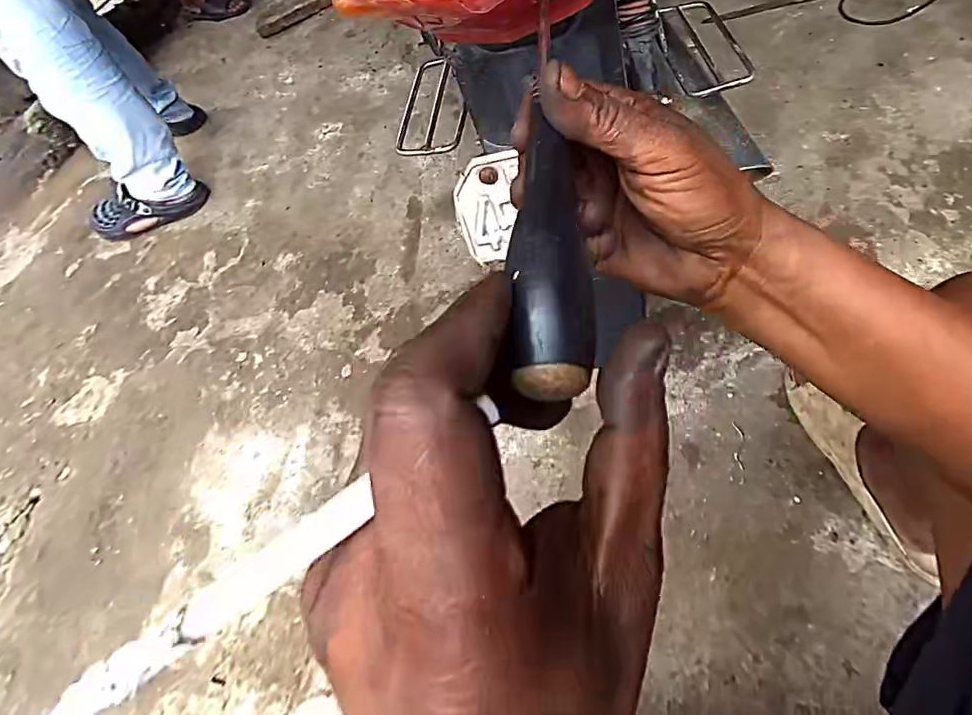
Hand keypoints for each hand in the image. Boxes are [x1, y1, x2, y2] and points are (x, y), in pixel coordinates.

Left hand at [303, 275, 671, 714]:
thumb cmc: (558, 702)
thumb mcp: (621, 581)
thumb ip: (633, 450)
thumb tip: (642, 345)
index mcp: (443, 581)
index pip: (417, 410)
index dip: (460, 330)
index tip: (512, 298)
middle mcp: (361, 565)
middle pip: (398, 401)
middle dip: (467, 344)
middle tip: (535, 348)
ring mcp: (333, 562)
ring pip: (391, 417)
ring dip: (457, 380)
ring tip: (524, 397)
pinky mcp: (329, 558)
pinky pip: (385, 451)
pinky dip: (441, 421)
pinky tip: (486, 442)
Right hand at [514, 61, 768, 307]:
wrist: (726, 261)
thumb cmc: (710, 195)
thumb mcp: (658, 147)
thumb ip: (602, 117)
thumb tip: (554, 77)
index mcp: (618, 120)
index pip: (563, 102)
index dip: (539, 113)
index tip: (527, 132)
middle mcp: (600, 154)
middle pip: (545, 146)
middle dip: (539, 163)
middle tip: (545, 178)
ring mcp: (592, 193)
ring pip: (544, 187)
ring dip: (555, 199)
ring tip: (590, 211)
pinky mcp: (587, 231)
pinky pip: (556, 225)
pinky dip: (567, 228)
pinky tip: (596, 231)